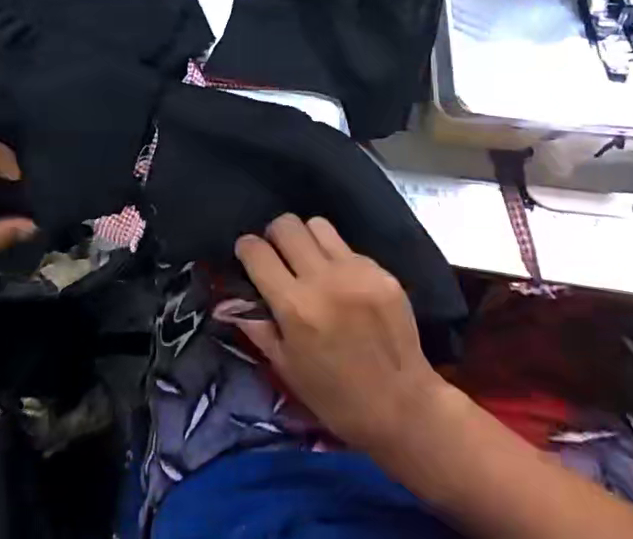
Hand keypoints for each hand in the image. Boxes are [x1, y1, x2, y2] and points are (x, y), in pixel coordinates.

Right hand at [233, 214, 454, 451]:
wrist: (402, 407)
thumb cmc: (336, 398)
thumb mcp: (286, 368)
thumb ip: (257, 327)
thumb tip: (229, 301)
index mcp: (295, 307)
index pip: (257, 251)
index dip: (246, 249)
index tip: (248, 256)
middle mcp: (324, 280)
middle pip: (286, 225)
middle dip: (275, 236)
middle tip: (279, 256)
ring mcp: (356, 272)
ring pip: (318, 225)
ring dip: (307, 239)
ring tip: (311, 262)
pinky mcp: (382, 272)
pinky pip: (348, 247)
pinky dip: (337, 258)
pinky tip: (344, 284)